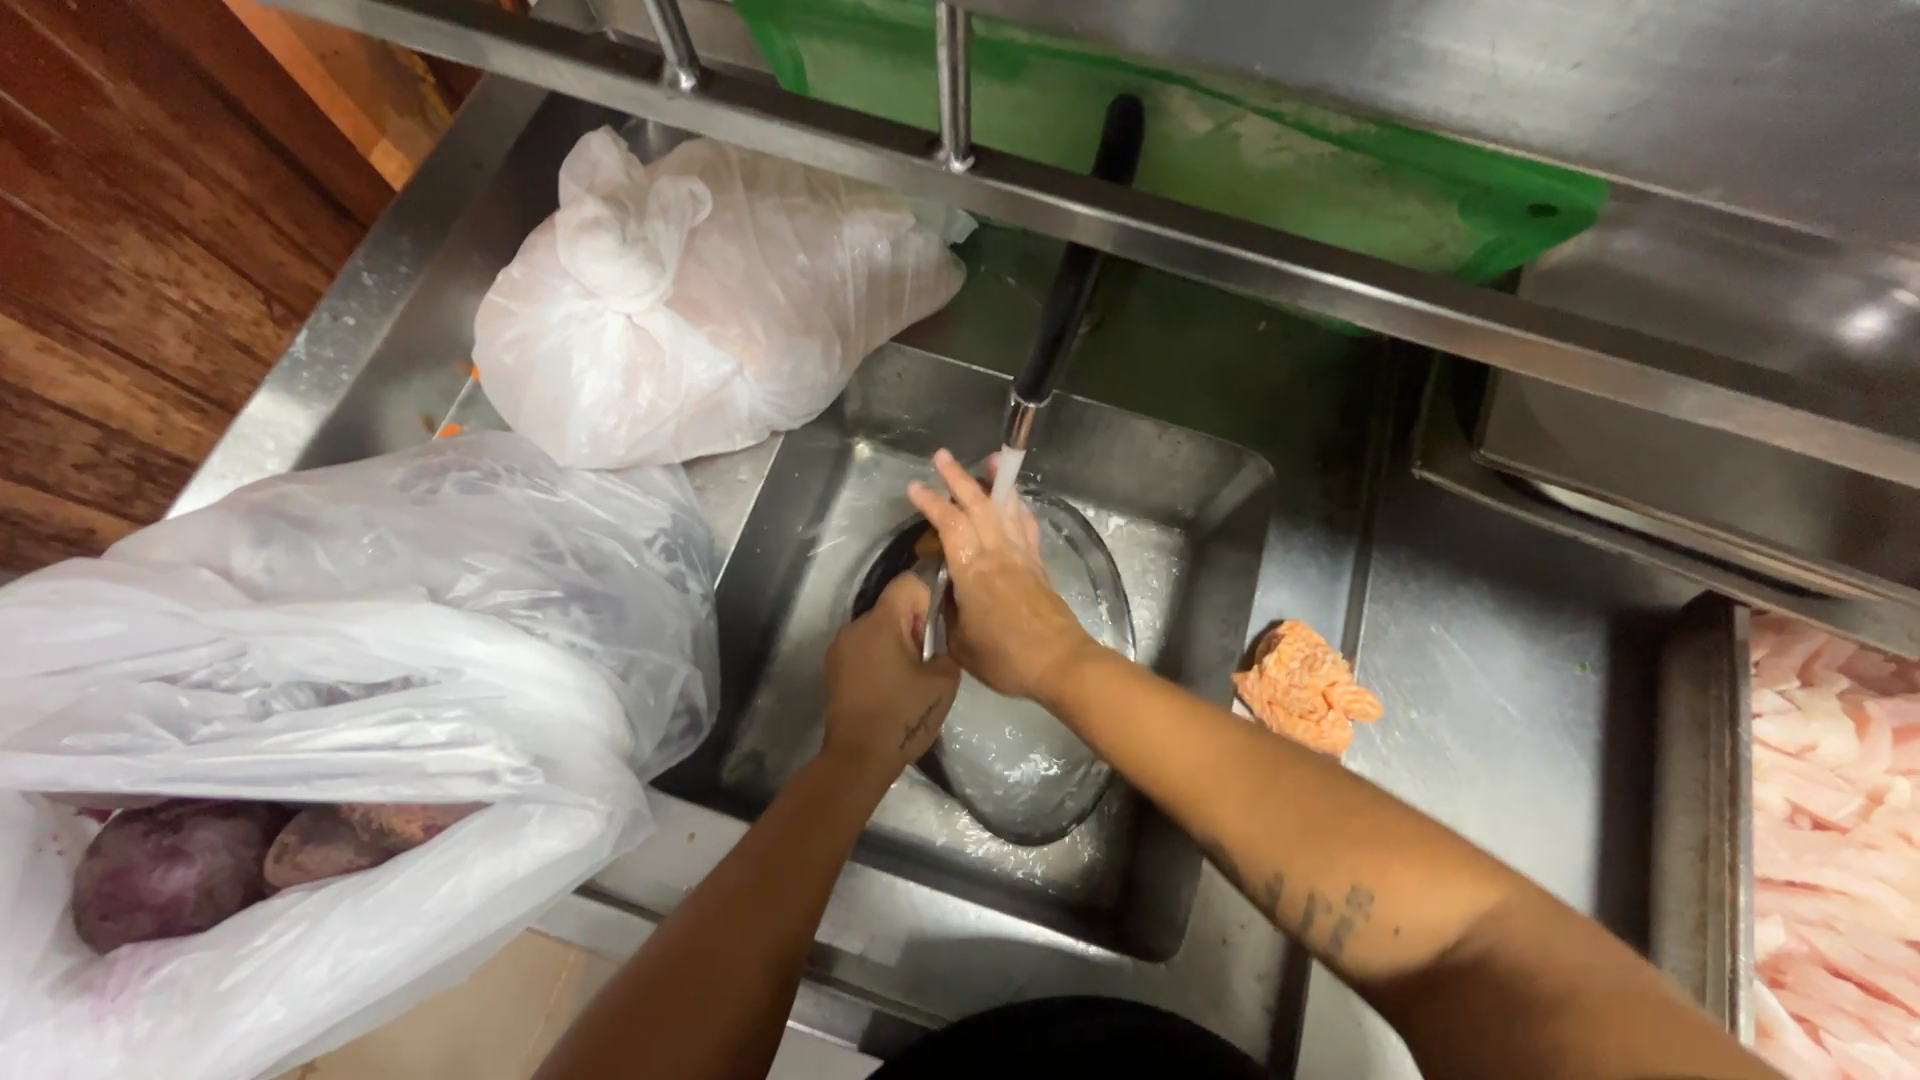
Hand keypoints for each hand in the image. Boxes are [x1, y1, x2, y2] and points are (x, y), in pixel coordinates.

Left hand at [821, 573, 960, 787]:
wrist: (857, 758)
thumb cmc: (903, 716)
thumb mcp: (943, 682)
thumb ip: (945, 649)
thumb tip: (938, 640)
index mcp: (881, 623)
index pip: (908, 582)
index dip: (930, 593)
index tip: (942, 619)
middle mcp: (855, 626)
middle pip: (892, 606)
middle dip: (915, 622)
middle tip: (932, 655)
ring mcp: (840, 647)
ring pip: (877, 629)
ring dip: (897, 641)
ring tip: (913, 674)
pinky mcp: (834, 668)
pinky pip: (864, 648)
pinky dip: (880, 656)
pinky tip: (893, 685)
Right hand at [906, 449, 1102, 701]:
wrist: (1059, 663)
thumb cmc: (1005, 658)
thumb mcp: (960, 644)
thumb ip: (948, 615)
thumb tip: (945, 597)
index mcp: (974, 571)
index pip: (950, 525)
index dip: (931, 503)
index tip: (916, 487)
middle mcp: (999, 554)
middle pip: (979, 505)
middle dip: (958, 479)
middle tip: (942, 456)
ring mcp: (1022, 556)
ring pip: (1006, 508)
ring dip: (996, 483)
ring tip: (990, 460)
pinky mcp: (1038, 564)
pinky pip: (1026, 525)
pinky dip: (1017, 507)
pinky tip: (1013, 500)